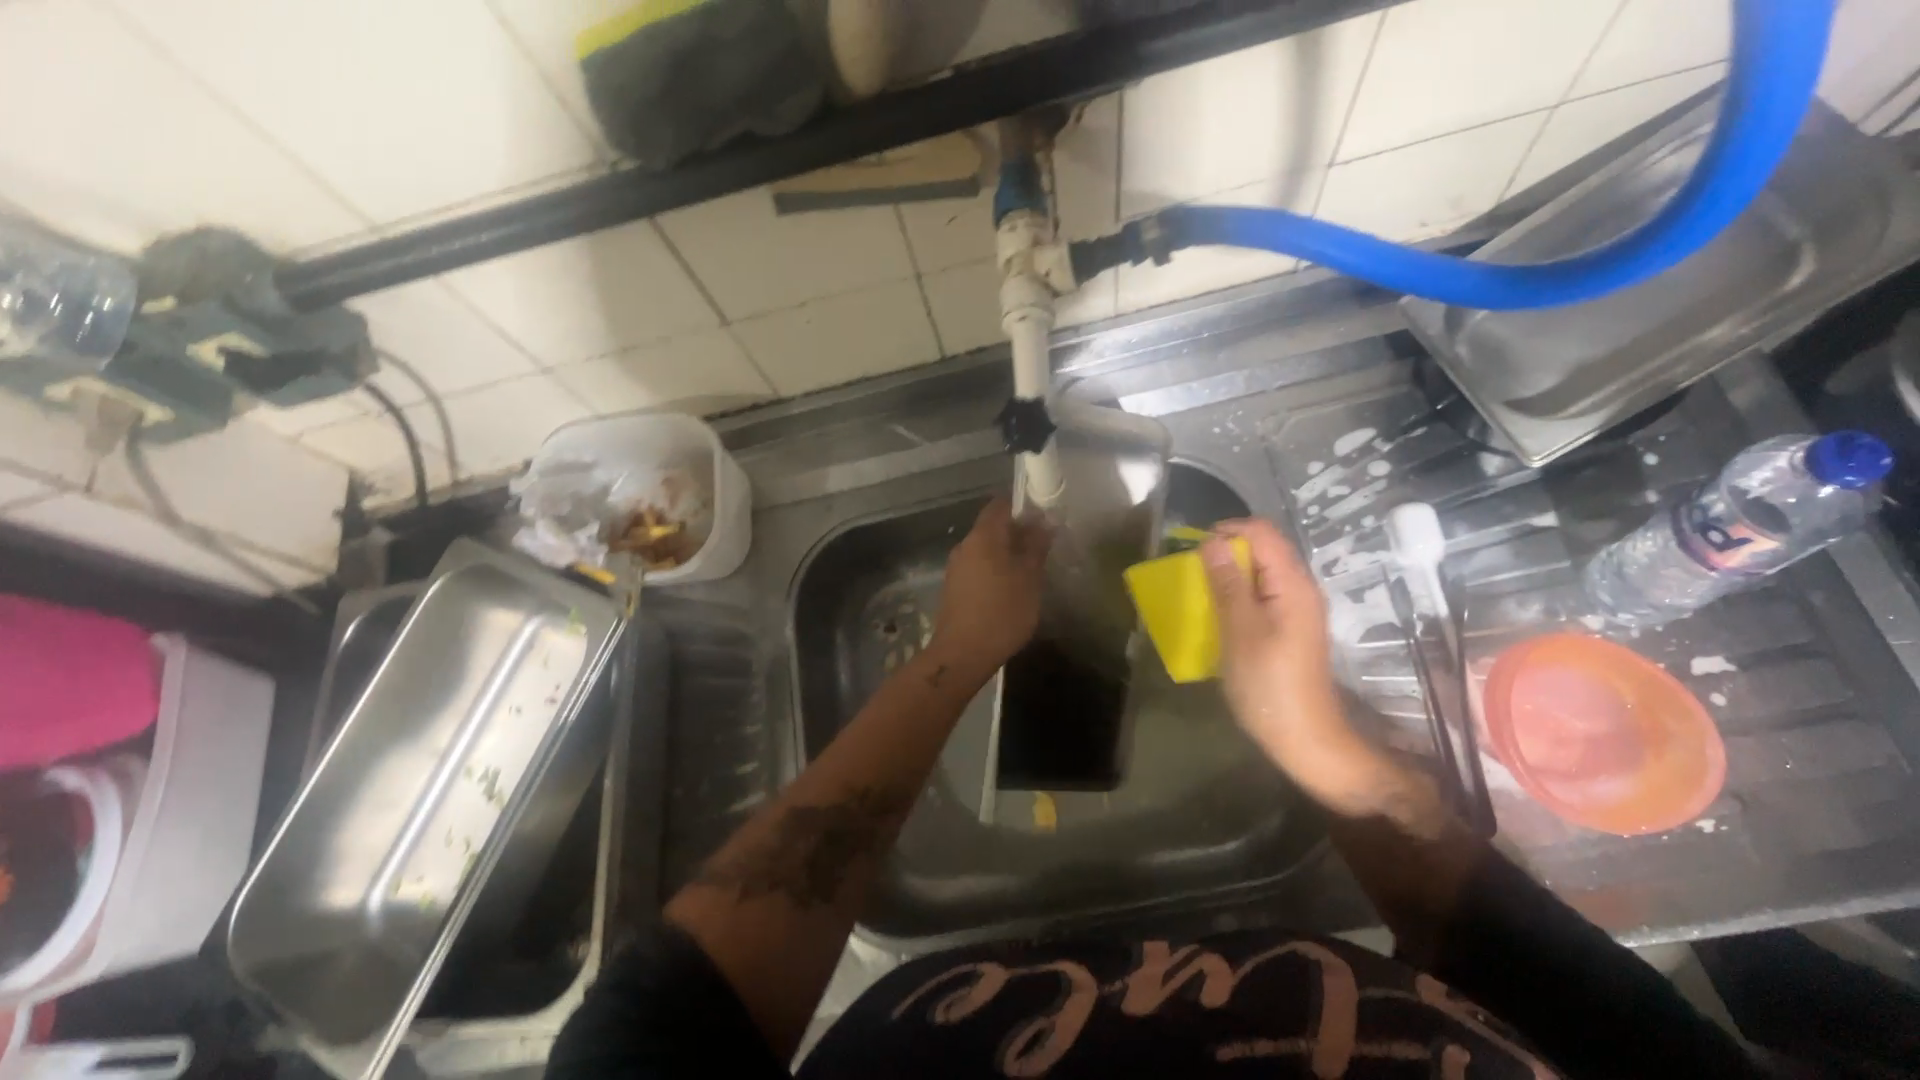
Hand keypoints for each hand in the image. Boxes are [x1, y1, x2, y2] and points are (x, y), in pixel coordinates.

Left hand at [929, 495, 1050, 679]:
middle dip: (1017, 532)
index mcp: (983, 537)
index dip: (1022, 505)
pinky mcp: (954, 588)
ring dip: (1006, 553)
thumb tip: (1044, 522)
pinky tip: (1010, 588)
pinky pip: (978, 568)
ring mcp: (956, 567)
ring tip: (1031, 568)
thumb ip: (1036, 547)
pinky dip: (995, 569)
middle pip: (992, 527)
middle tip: (1043, 545)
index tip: (1043, 515)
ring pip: (985, 549)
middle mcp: (965, 546)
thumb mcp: (1029, 579)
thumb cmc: (1002, 613)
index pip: (1000, 505)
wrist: (962, 654)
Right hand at [1201, 519, 1394, 815]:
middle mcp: (1301, 589)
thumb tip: (1213, 541)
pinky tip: (1221, 617)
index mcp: (1293, 584)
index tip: (1193, 551)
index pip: (1262, 532)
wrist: (1305, 739)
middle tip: (1192, 574)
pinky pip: (1263, 596)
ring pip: (1262, 573)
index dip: (1227, 531)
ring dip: (1230, 575)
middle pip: (1264, 549)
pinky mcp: (1291, 629)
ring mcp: (1298, 610)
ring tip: (1201, 594)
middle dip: (1226, 552)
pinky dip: (1239, 596)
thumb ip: (1227, 583)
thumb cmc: (1269, 685)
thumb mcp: (1240, 631)